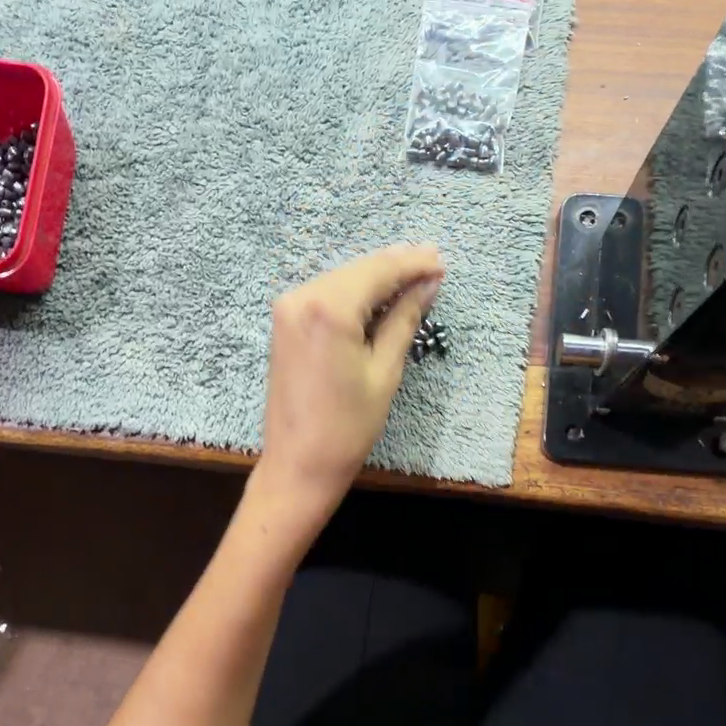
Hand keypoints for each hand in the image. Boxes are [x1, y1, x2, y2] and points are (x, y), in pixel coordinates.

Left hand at [254, 245, 444, 515]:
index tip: (440, 262)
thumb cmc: (346, 428)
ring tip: (412, 277)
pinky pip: (325, 296)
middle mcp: (302, 297)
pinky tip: (378, 296)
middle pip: (359, 270)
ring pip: (342, 279)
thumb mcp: (384, 372)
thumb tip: (427, 285)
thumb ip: (404, 320)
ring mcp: (288, 309)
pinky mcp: (284, 324)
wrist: (298, 464)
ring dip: (375, 277)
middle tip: (432, 262)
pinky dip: (353, 293)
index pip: (379, 271)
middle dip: (396, 266)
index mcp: (328, 309)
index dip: (412, 265)